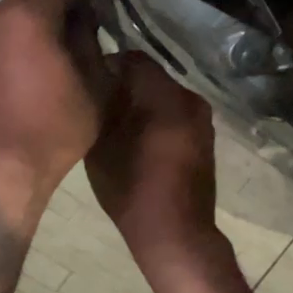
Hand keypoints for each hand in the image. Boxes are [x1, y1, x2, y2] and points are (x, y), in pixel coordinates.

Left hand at [0, 0, 105, 196]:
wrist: (6, 163)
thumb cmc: (57, 125)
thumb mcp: (93, 80)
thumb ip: (89, 36)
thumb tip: (87, 10)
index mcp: (30, 15)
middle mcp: (2, 13)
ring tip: (81, 3)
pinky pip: (13, 17)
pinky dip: (34, 13)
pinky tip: (56, 26)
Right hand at [86, 54, 224, 271]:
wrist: (175, 233)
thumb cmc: (130, 186)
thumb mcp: (100, 143)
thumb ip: (99, 104)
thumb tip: (96, 80)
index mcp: (165, 96)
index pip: (133, 58)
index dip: (107, 66)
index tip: (88, 85)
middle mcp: (190, 100)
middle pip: (149, 76)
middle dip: (123, 85)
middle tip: (97, 105)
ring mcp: (202, 120)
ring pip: (161, 96)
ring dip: (139, 103)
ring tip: (114, 125)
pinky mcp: (204, 139)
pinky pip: (173, 114)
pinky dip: (154, 118)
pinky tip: (135, 141)